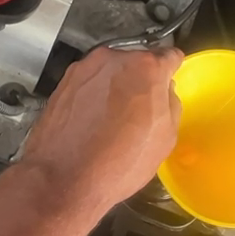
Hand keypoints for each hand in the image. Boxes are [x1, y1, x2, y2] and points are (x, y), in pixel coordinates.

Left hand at [14, 46, 182, 214]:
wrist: (65, 179)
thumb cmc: (117, 162)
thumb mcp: (166, 138)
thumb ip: (170, 104)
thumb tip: (164, 93)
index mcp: (147, 67)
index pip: (169, 56)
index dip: (170, 72)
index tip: (167, 83)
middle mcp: (115, 59)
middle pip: (137, 63)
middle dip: (140, 82)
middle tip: (139, 112)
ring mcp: (85, 68)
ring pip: (111, 73)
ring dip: (115, 88)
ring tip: (112, 122)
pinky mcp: (64, 82)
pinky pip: (89, 84)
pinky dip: (93, 96)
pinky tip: (92, 123)